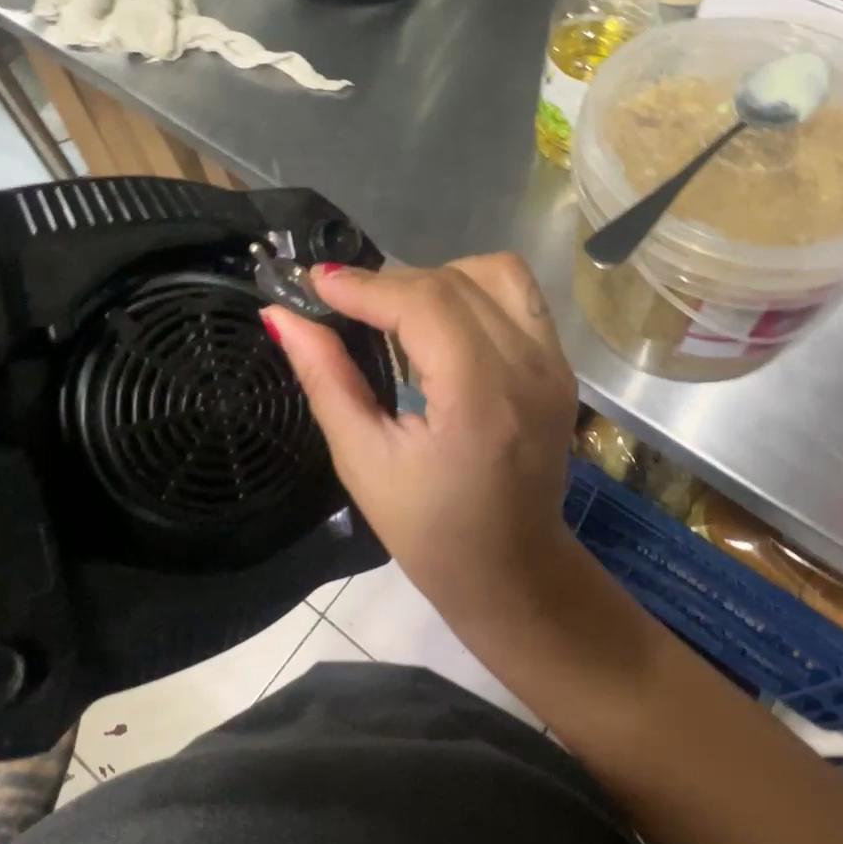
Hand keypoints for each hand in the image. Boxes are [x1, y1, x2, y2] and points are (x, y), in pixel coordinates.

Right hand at [263, 254, 577, 612]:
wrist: (514, 570)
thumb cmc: (431, 533)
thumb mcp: (364, 462)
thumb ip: (326, 381)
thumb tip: (281, 317)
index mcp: (481, 401)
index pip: (425, 305)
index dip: (365, 285)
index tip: (314, 283)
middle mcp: (530, 369)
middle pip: (455, 283)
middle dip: (389, 282)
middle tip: (342, 304)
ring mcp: (554, 364)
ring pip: (494, 273)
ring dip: (436, 279)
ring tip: (395, 313)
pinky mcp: (561, 365)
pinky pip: (519, 295)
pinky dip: (473, 290)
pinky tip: (440, 324)